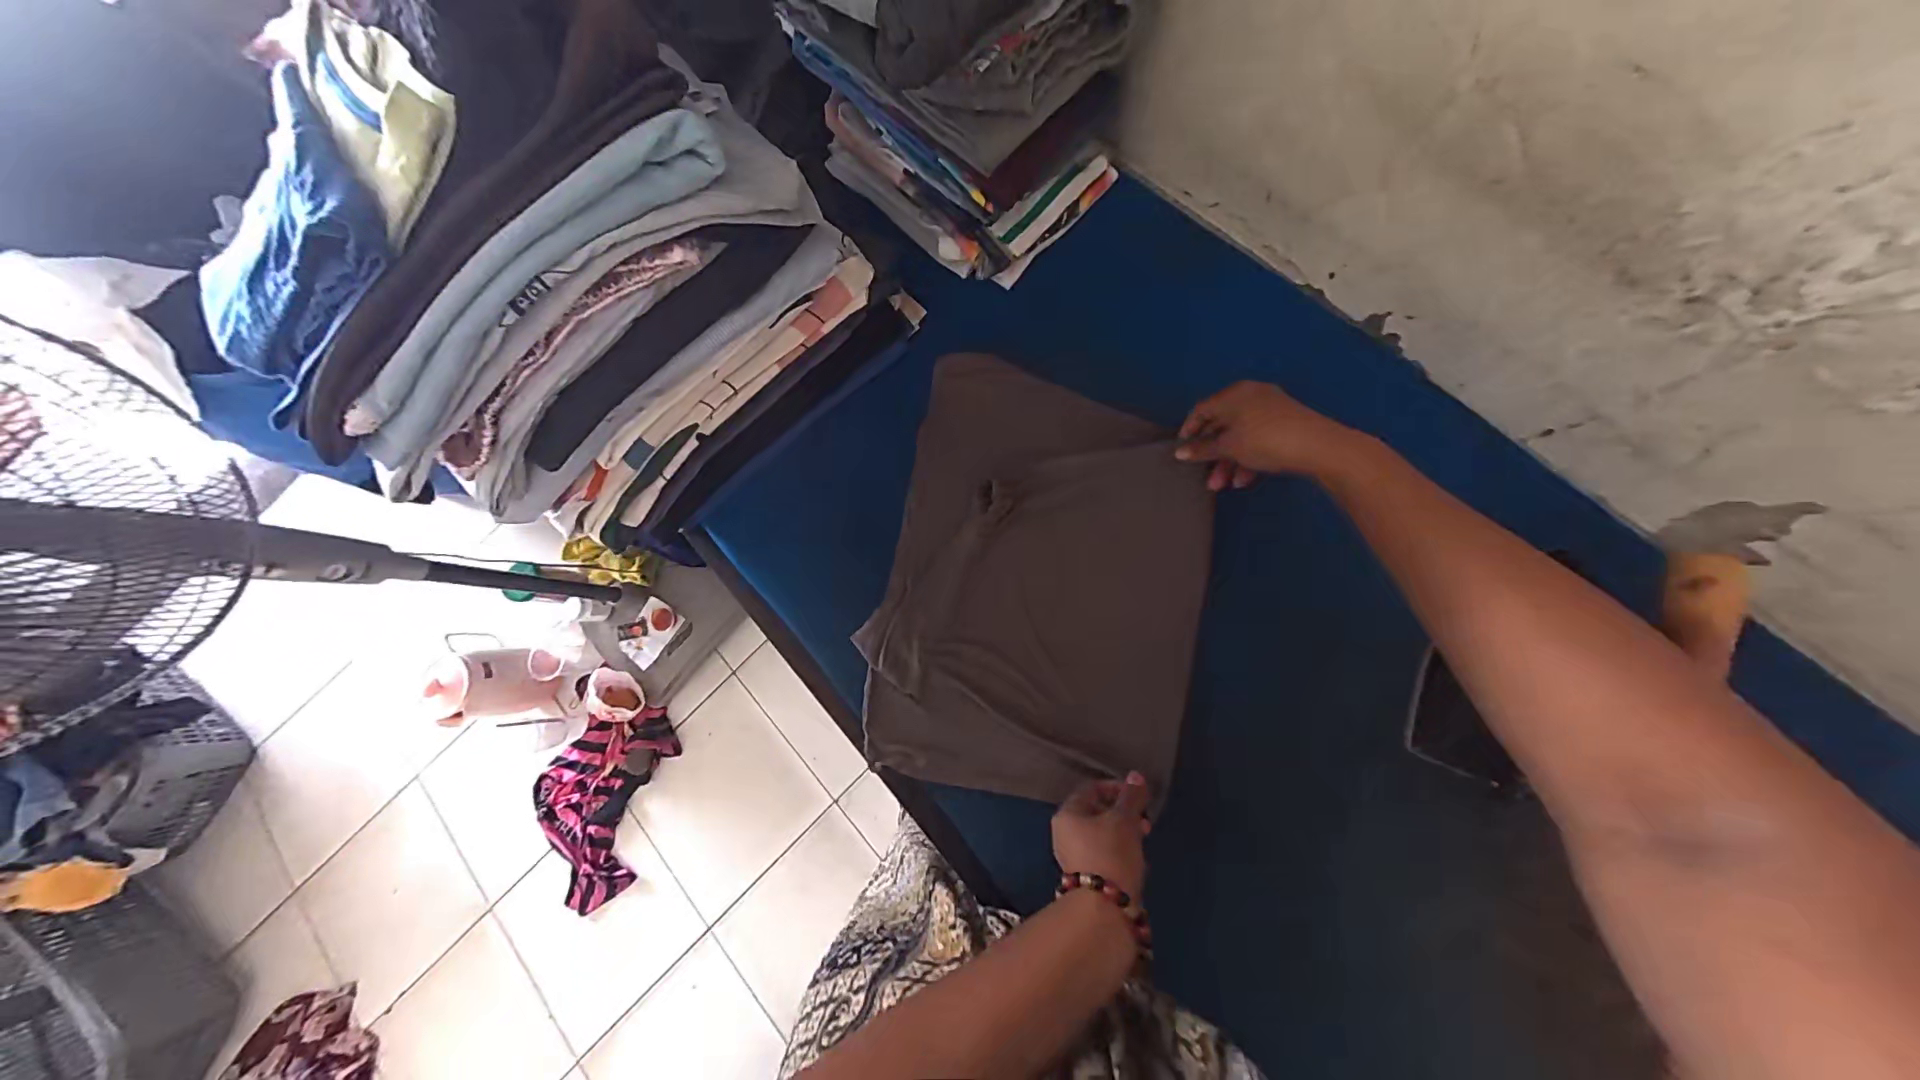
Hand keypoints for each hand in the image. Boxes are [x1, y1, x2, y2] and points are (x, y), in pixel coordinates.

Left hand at [1052, 772, 1151, 898]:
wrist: (1105, 909)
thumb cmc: (1111, 854)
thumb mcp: (1125, 821)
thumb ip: (1131, 797)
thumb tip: (1136, 776)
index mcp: (1067, 814)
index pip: (1091, 789)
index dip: (1116, 788)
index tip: (1139, 796)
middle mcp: (1064, 832)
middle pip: (1096, 811)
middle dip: (1123, 813)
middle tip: (1144, 821)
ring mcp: (1073, 856)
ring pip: (1101, 834)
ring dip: (1124, 832)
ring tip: (1143, 840)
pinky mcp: (1086, 876)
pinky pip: (1103, 853)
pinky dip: (1119, 850)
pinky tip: (1135, 860)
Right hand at [1175, 381, 1360, 489]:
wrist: (1319, 446)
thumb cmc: (1264, 440)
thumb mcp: (1229, 447)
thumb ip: (1202, 449)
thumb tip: (1179, 452)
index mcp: (1234, 394)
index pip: (1202, 409)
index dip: (1189, 429)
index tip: (1182, 449)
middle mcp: (1251, 396)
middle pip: (1222, 426)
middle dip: (1212, 455)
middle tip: (1205, 477)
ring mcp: (1271, 410)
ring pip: (1241, 436)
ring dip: (1229, 462)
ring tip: (1223, 486)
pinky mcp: (1285, 424)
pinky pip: (1258, 440)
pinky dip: (1249, 458)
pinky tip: (1245, 480)